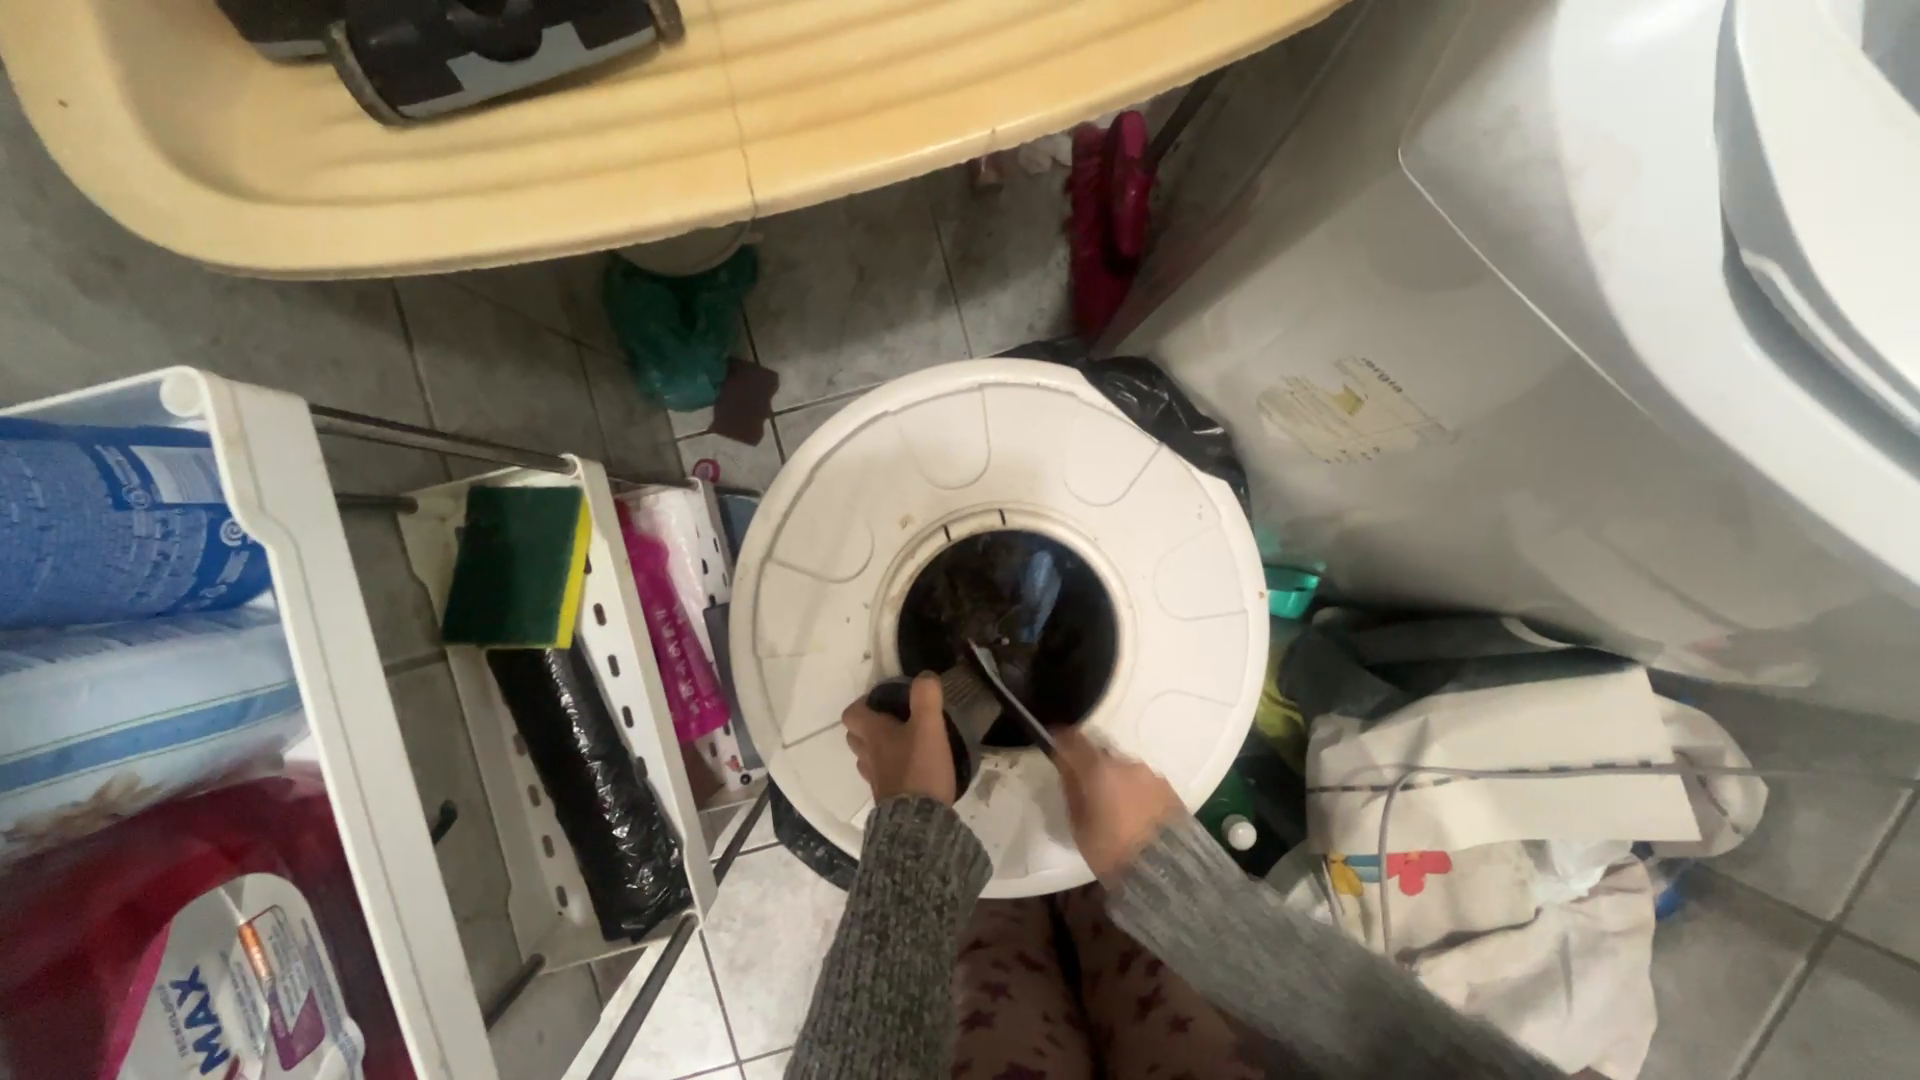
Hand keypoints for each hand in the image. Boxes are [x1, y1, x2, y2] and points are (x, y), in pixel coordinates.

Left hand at [843, 673, 955, 805]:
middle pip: (854, 736)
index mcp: (873, 735)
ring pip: (865, 758)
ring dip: (876, 749)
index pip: (852, 714)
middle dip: (868, 726)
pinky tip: (907, 770)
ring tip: (900, 744)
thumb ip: (926, 697)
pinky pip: (879, 777)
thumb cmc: (920, 768)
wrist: (918, 823)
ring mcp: (875, 779)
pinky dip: (887, 770)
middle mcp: (868, 756)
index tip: (882, 700)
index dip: (862, 704)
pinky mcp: (886, 798)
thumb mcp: (929, 727)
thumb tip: (924, 676)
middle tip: (891, 720)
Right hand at [1055, 729, 1183, 882]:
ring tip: (1116, 808)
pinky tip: (1136, 814)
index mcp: (1098, 770)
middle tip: (1088, 789)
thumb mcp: (1079, 827)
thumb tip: (1068, 771)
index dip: (1061, 739)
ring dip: (1116, 781)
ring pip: (1124, 769)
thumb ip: (1071, 792)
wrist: (1168, 870)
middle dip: (1092, 768)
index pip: (1073, 740)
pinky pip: (1143, 782)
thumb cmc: (1113, 851)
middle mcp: (1125, 763)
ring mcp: (1150, 774)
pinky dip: (1135, 792)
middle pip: (1100, 755)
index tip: (1055, 744)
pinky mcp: (1169, 787)